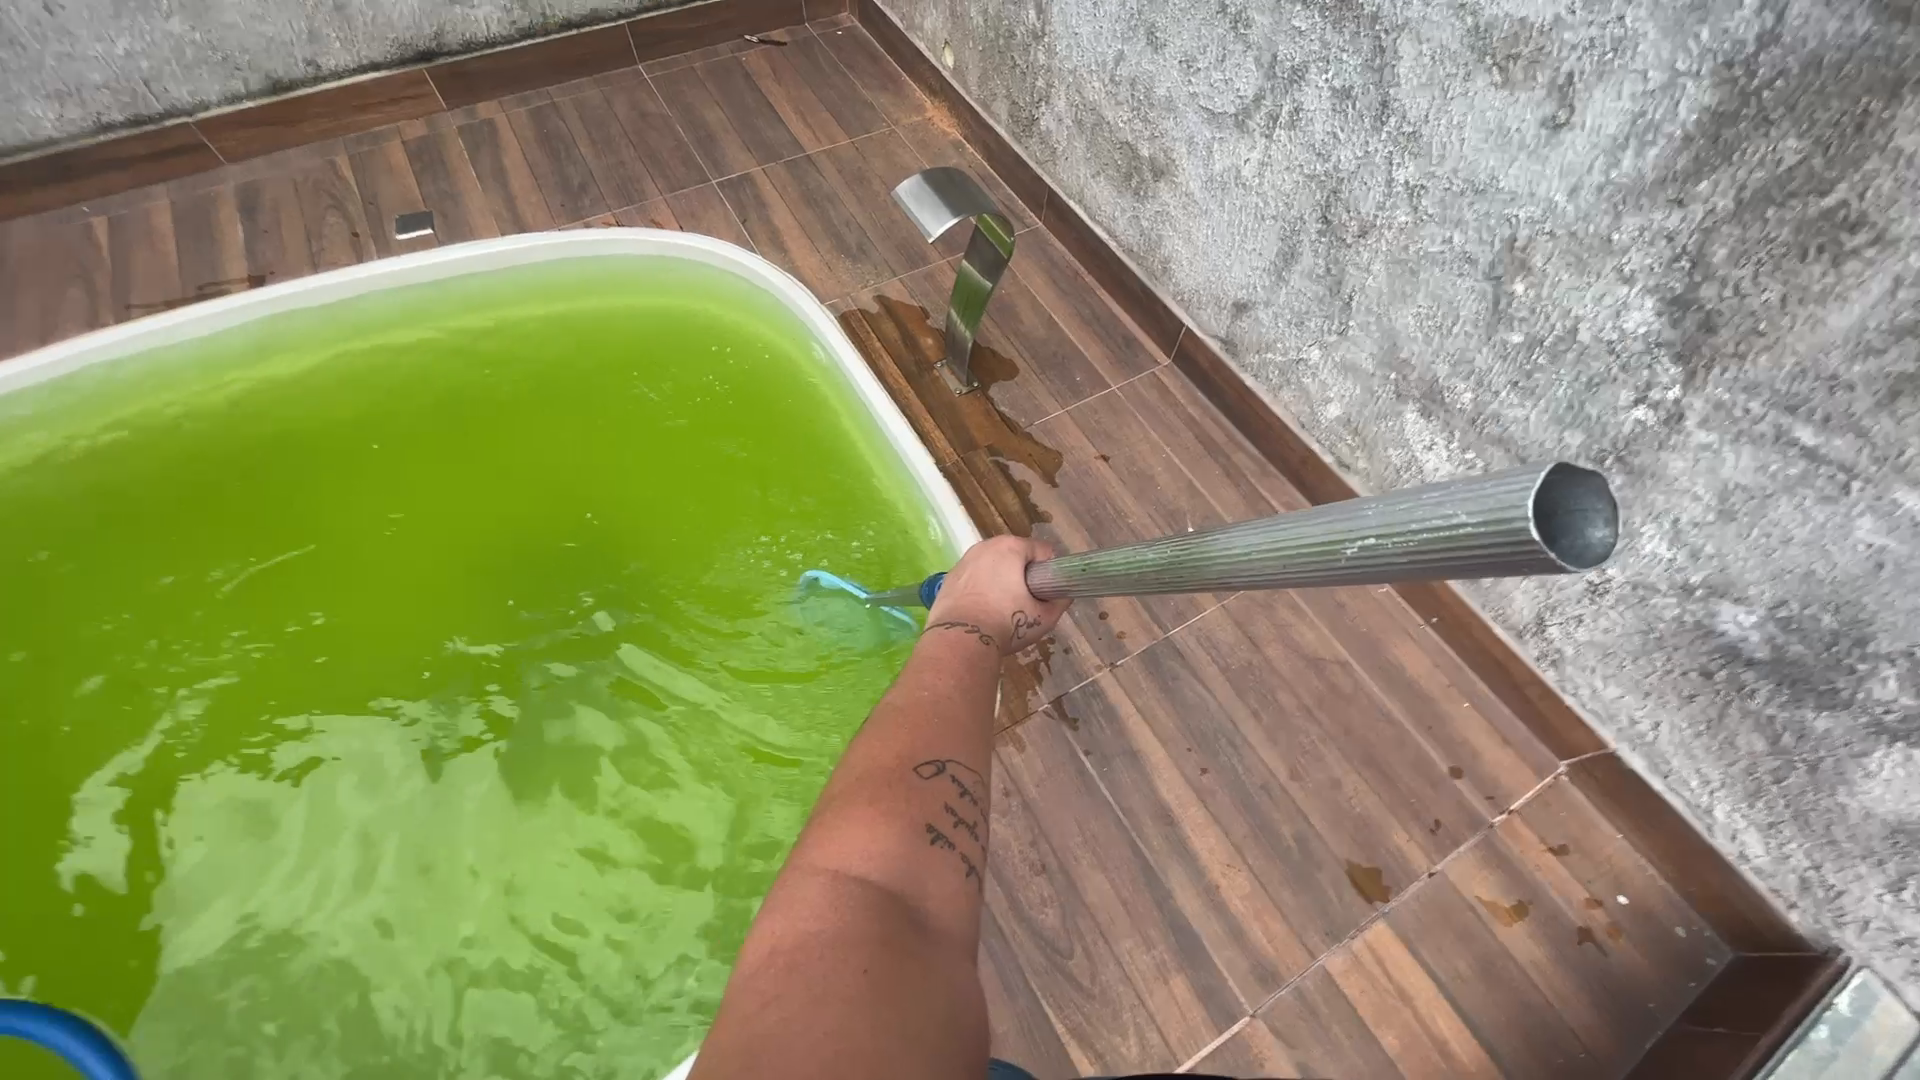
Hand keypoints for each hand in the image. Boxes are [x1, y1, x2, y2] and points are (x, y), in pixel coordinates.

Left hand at [923, 536, 1071, 656]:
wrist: (960, 640)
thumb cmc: (1006, 623)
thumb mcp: (1044, 617)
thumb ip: (1060, 602)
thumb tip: (1064, 596)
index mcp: (1011, 547)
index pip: (1042, 551)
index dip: (1049, 571)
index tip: (1047, 592)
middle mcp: (985, 546)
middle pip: (1015, 556)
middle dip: (1023, 574)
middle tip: (1026, 602)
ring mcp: (964, 560)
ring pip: (992, 566)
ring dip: (1000, 580)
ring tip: (1002, 608)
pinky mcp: (949, 577)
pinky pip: (973, 578)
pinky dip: (980, 588)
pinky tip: (981, 610)